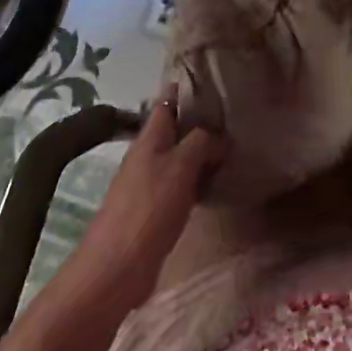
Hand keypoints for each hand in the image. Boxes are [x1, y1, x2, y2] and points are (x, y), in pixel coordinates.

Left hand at [70, 88, 224, 297]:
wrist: (117, 268)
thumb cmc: (150, 208)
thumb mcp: (182, 166)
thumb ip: (202, 142)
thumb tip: (219, 137)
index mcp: (150, 138)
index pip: (167, 101)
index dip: (187, 89)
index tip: (214, 82)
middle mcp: (147, 155)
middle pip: (175, 129)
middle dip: (199, 122)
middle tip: (234, 117)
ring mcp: (148, 184)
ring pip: (178, 157)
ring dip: (201, 152)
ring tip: (232, 148)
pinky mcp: (153, 210)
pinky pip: (179, 184)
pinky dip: (197, 179)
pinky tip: (215, 184)